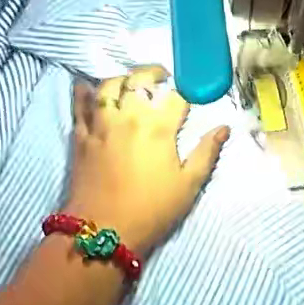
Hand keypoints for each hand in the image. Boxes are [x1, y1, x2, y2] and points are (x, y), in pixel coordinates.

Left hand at [63, 67, 229, 252]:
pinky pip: (79, 105)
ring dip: (121, 78)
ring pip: (109, 85)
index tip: (188, 97)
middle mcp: (130, 117)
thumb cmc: (152, 210)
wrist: (103, 231)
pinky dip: (83, 91)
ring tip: (129, 83)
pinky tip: (86, 86)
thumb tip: (224, 127)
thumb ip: (207, 152)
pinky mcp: (81, 135)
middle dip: (153, 73)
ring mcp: (102, 124)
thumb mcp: (189, 185)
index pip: (176, 96)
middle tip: (161, 77)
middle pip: (140, 80)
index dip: (185, 93)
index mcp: (160, 128)